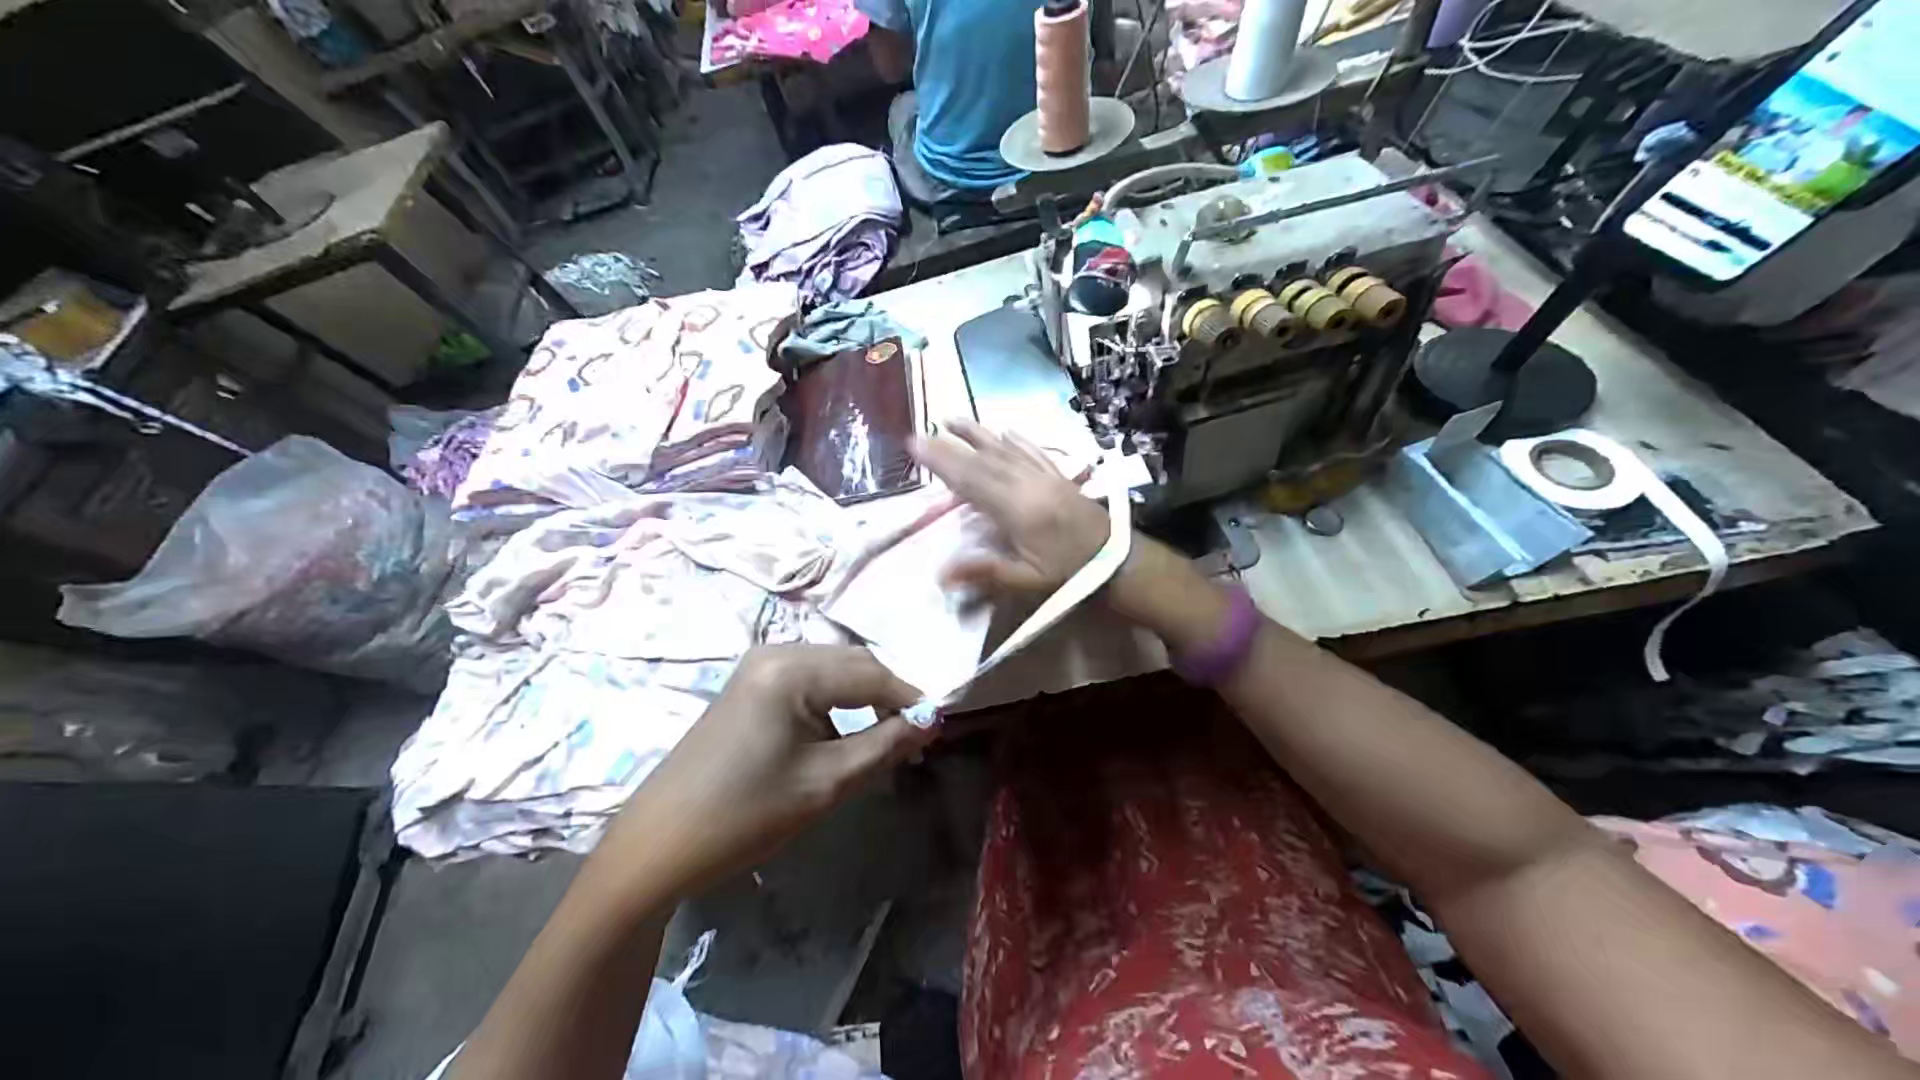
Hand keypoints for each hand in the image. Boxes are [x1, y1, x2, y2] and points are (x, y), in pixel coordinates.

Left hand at [596, 645, 936, 899]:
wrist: (658, 844)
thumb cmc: (746, 814)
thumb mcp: (825, 782)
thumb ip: (884, 745)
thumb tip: (930, 722)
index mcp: (792, 669)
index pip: (871, 673)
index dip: (910, 699)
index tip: (936, 729)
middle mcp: (774, 653)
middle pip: (851, 663)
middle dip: (886, 697)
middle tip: (912, 739)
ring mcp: (756, 667)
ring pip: (831, 671)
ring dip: (861, 699)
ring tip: (881, 742)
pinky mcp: (747, 685)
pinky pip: (806, 681)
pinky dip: (832, 703)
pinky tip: (840, 736)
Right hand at [912, 419, 1108, 593]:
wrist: (1114, 557)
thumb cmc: (1067, 571)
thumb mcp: (1026, 579)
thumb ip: (986, 572)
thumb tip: (941, 574)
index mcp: (1016, 508)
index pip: (971, 479)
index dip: (942, 461)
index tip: (916, 444)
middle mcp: (1027, 483)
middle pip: (983, 459)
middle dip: (950, 444)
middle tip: (921, 431)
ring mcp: (1044, 475)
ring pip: (1005, 448)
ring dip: (978, 433)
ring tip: (952, 418)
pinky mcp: (1058, 475)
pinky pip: (1034, 450)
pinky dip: (1018, 439)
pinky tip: (1006, 429)